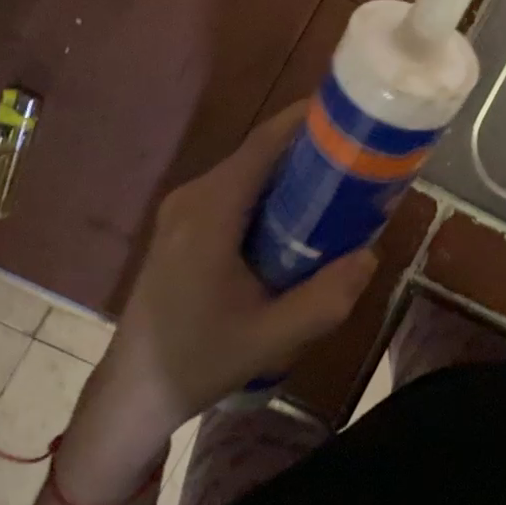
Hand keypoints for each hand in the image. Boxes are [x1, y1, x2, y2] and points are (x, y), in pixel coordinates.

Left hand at [102, 103, 378, 420]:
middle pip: (260, 153)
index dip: (308, 120)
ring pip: (249, 171)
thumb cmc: (198, 361)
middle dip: (312, 149)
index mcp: (209, 212)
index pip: (264, 144)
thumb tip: (371, 254)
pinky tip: (302, 217)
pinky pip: (235, 190)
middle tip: (364, 159)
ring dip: (293, 172)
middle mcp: (192, 198)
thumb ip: (326, 298)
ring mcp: (183, 209)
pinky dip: (272, 192)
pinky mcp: (183, 224)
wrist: (134, 392)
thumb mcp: (272, 337)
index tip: (353, 112)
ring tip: (344, 184)